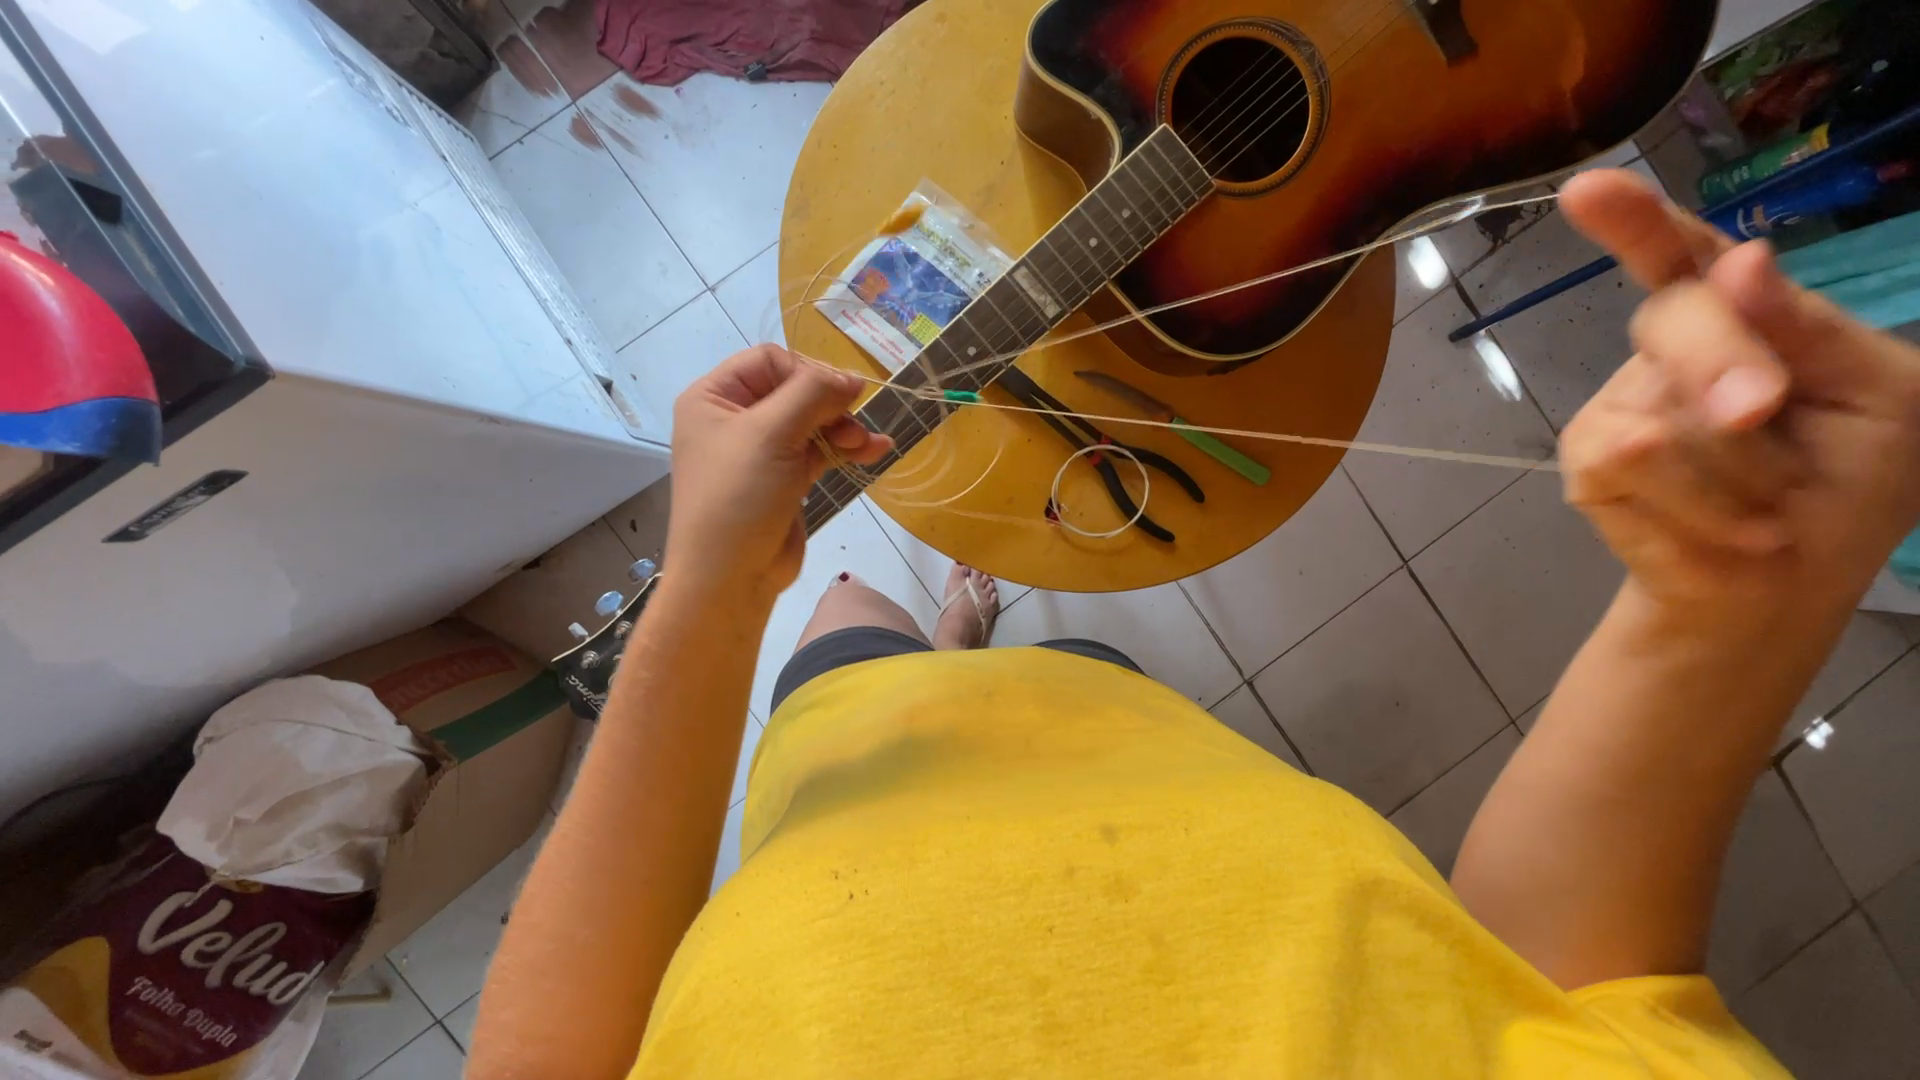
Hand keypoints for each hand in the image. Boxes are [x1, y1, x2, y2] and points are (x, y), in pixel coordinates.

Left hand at [664, 345, 891, 603]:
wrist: (729, 578)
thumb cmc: (738, 497)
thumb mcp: (770, 434)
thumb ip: (813, 394)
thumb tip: (853, 379)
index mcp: (714, 398)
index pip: (770, 360)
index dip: (807, 372)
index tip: (838, 394)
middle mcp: (735, 419)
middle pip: (796, 390)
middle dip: (830, 404)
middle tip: (854, 423)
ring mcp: (761, 451)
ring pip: (813, 422)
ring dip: (844, 427)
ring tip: (868, 444)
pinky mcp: (784, 479)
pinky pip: (820, 451)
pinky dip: (846, 449)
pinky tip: (878, 451)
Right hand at [1557, 170, 1919, 620]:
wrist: (1778, 586)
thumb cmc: (1849, 485)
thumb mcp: (1881, 393)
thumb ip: (1805, 332)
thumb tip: (1736, 264)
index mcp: (1744, 324)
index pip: (1687, 260)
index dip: (1637, 221)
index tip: (1583, 191)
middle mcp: (1667, 356)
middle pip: (1673, 319)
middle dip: (1723, 361)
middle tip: (1761, 411)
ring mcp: (1616, 407)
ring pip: (1660, 405)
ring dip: (1737, 464)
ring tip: (1766, 506)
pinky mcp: (1585, 463)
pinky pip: (1629, 459)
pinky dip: (1697, 499)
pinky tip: (1727, 526)